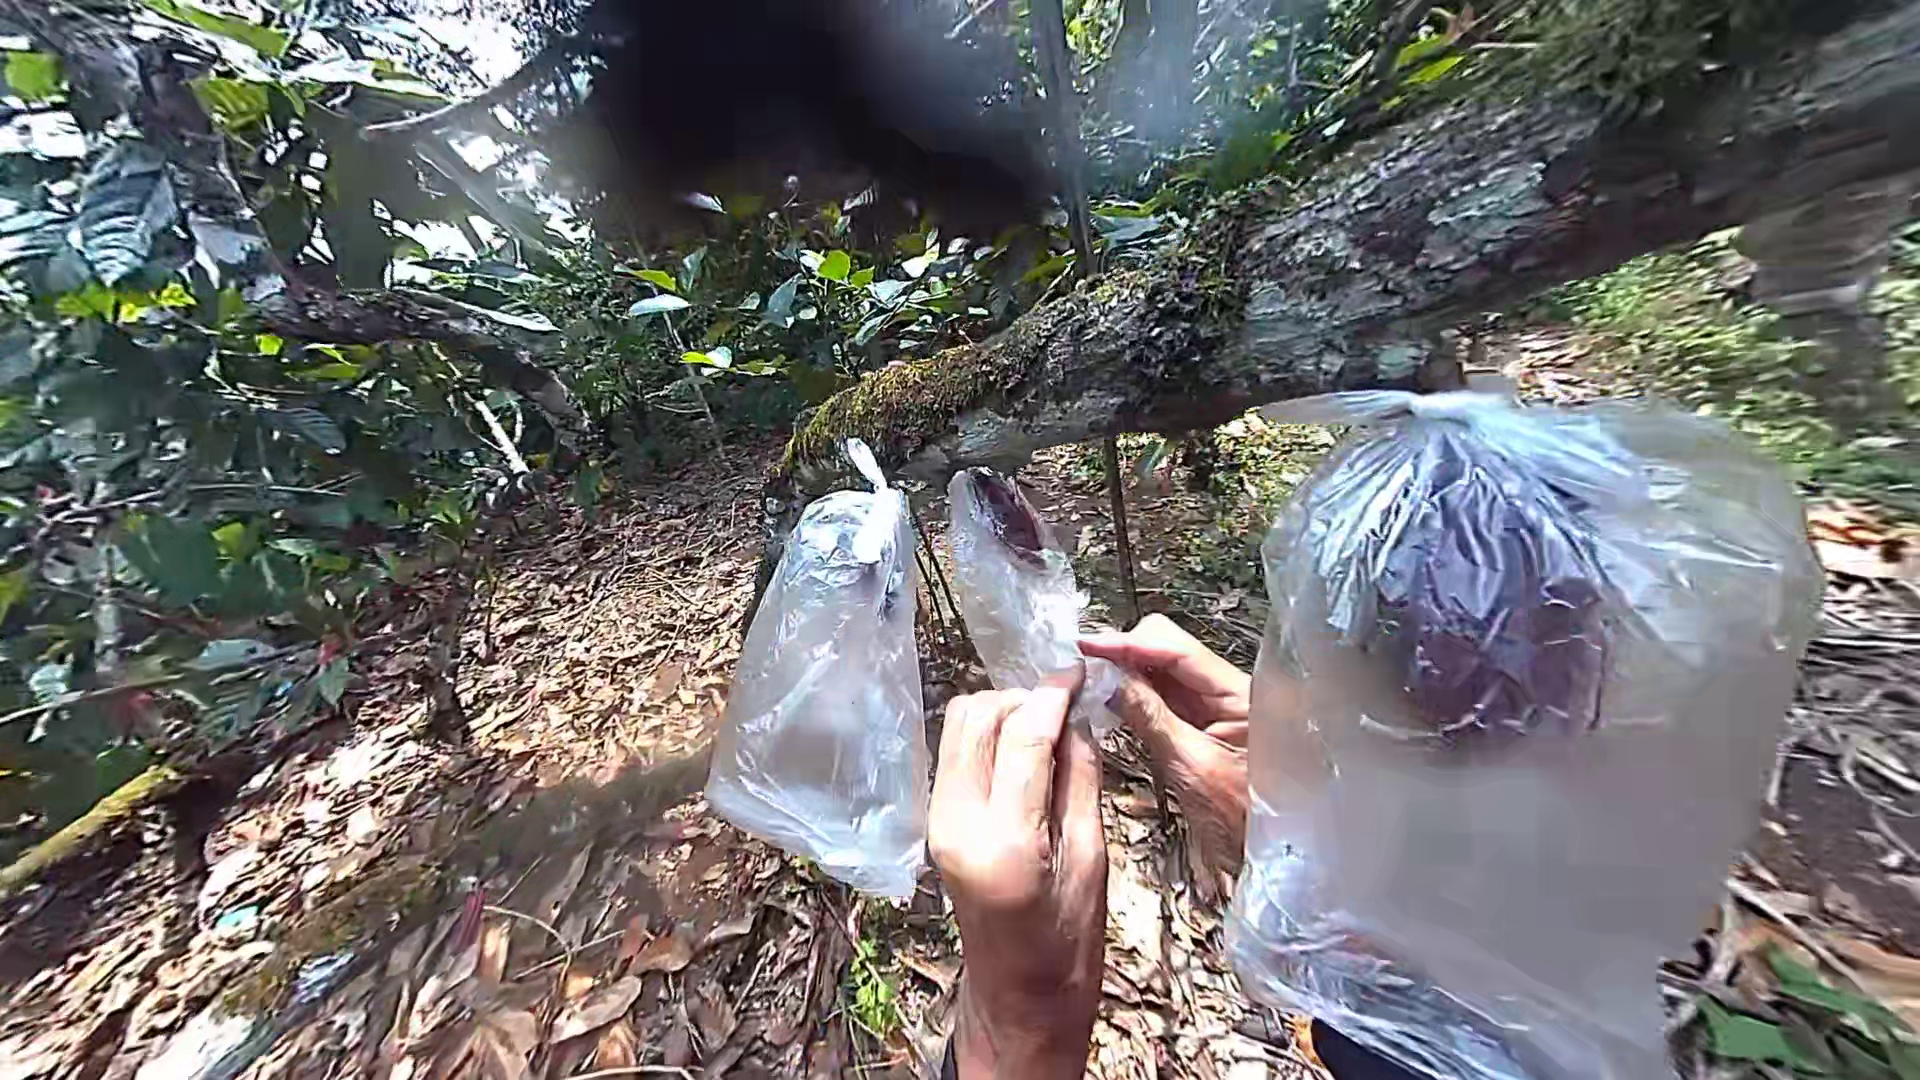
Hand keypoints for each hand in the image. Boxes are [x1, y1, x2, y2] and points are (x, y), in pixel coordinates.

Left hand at [930, 667, 1104, 1079]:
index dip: (1053, 694)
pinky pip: (956, 746)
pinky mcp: (935, 814)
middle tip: (1062, 704)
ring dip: (1003, 709)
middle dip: (1023, 697)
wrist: (1017, 994)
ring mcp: (937, 816)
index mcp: (1006, 841)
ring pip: (959, 722)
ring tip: (1043, 725)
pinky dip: (988, 731)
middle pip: (979, 716)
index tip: (1076, 672)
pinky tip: (1019, 746)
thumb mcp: (1092, 856)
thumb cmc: (1069, 941)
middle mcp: (956, 820)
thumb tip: (1076, 715)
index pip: (1024, 738)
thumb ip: (1081, 776)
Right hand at [1080, 614, 1249, 879]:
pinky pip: (1162, 691)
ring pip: (1162, 666)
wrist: (1273, 859)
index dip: (1129, 643)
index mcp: (1241, 693)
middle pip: (1169, 646)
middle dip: (1126, 650)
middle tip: (1087, 663)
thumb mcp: (1191, 767)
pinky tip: (1111, 693)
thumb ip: (1150, 716)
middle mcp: (1229, 688)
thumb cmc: (1242, 821)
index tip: (1088, 645)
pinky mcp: (1201, 719)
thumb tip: (1109, 677)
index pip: (1178, 650)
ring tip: (1091, 675)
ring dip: (1126, 667)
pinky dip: (1135, 689)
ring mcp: (1215, 702)